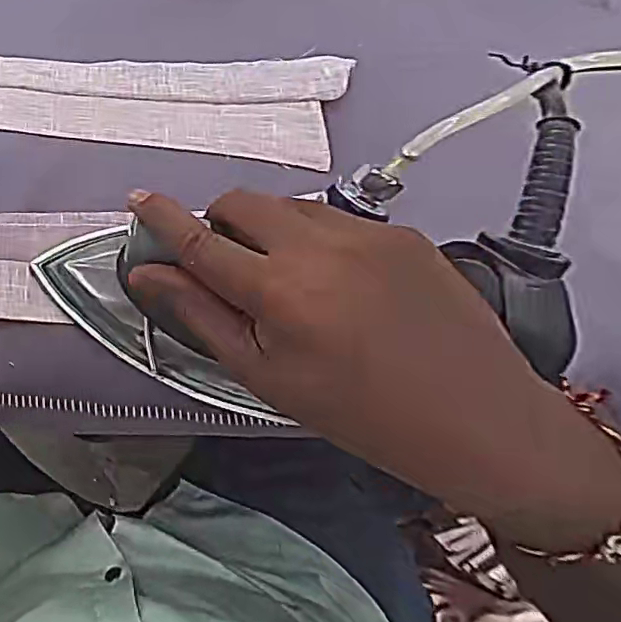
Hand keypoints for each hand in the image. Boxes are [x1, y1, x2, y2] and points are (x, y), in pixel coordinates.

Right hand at [125, 189, 620, 550]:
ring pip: (286, 205)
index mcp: (281, 292)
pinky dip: (310, 236)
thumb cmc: (359, 414)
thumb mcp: (265, 376)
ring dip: (264, 228)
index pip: (201, 240)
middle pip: (241, 203)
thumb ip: (200, 315)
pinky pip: (332, 217)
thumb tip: (149, 276)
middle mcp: (321, 247)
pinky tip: (334, 281)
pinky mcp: (401, 232)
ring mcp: (367, 233)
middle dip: (218, 223)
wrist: (482, 421)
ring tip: (285, 279)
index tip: (138, 200)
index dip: (162, 218)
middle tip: (226, 266)